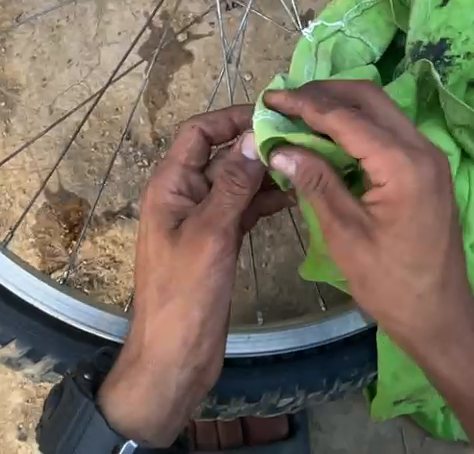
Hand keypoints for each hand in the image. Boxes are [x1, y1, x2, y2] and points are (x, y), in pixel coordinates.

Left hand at [97, 105, 291, 445]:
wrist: (174, 361)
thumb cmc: (184, 294)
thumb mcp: (211, 233)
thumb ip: (233, 185)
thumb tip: (253, 137)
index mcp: (170, 185)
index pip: (197, 133)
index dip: (229, 118)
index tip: (268, 113)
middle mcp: (185, 195)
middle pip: (221, 155)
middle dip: (254, 145)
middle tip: (298, 137)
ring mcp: (202, 220)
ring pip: (236, 183)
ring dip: (264, 173)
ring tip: (303, 163)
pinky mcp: (219, 242)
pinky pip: (243, 209)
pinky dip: (264, 201)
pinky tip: (293, 196)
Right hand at [265, 82, 473, 453]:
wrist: (441, 317)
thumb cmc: (391, 283)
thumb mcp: (346, 235)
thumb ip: (316, 182)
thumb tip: (278, 146)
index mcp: (403, 164)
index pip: (346, 117)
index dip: (305, 104)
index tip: (271, 99)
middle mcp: (421, 148)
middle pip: (368, 97)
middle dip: (323, 92)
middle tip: (284, 100)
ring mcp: (428, 154)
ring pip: (380, 107)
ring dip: (340, 103)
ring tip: (300, 109)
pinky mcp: (426, 164)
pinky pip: (388, 126)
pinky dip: (356, 121)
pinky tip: (328, 131)